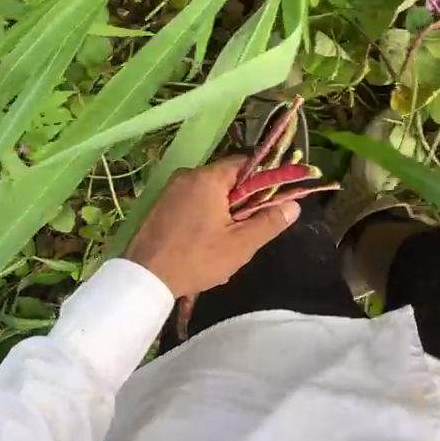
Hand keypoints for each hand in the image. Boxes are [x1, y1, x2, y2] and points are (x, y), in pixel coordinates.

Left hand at [124, 157, 300, 297]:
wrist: (145, 277)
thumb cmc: (197, 258)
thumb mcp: (240, 244)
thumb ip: (269, 222)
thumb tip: (294, 205)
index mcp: (208, 178)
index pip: (244, 163)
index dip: (264, 179)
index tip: (273, 200)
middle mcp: (187, 176)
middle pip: (226, 180)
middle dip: (241, 203)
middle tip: (249, 230)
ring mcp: (169, 190)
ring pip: (208, 195)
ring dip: (222, 214)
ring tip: (226, 243)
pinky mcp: (158, 206)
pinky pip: (190, 204)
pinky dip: (202, 219)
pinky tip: (204, 245)